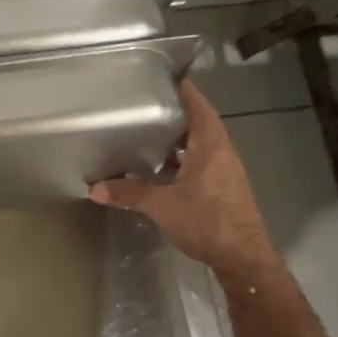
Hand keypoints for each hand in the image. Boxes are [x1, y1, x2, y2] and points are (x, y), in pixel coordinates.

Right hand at [90, 79, 277, 279]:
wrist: (243, 259)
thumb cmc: (207, 221)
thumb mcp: (161, 206)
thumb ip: (128, 193)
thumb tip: (94, 188)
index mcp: (211, 146)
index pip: (199, 106)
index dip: (185, 90)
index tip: (166, 77)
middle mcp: (222, 153)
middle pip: (199, 124)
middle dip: (175, 115)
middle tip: (147, 105)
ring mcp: (225, 172)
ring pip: (200, 146)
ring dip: (178, 140)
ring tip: (148, 134)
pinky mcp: (223, 190)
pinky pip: (201, 164)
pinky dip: (182, 161)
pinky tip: (161, 170)